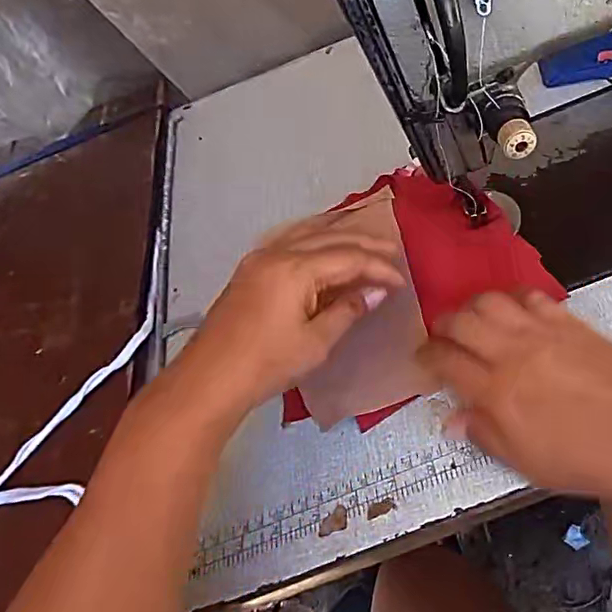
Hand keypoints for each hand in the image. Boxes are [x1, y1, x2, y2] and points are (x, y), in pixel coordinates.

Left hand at [169, 212, 406, 414]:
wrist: (210, 379)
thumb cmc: (267, 364)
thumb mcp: (316, 343)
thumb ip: (347, 311)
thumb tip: (375, 292)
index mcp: (295, 269)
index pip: (348, 257)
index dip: (379, 267)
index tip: (401, 281)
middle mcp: (277, 253)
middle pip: (329, 238)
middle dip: (364, 242)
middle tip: (393, 248)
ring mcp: (260, 258)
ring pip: (307, 232)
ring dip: (338, 232)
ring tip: (364, 235)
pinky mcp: (250, 269)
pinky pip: (290, 239)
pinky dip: (313, 236)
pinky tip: (323, 240)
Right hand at [417, 290, 611, 502]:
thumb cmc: (590, 459)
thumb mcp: (529, 463)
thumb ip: (486, 435)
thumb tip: (453, 419)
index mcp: (496, 391)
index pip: (445, 360)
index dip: (425, 357)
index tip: (422, 360)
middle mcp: (511, 352)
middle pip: (460, 321)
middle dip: (442, 325)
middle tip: (441, 337)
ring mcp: (542, 331)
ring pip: (490, 301)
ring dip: (472, 307)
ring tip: (472, 320)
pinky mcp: (569, 321)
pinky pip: (529, 296)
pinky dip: (510, 299)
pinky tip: (512, 312)